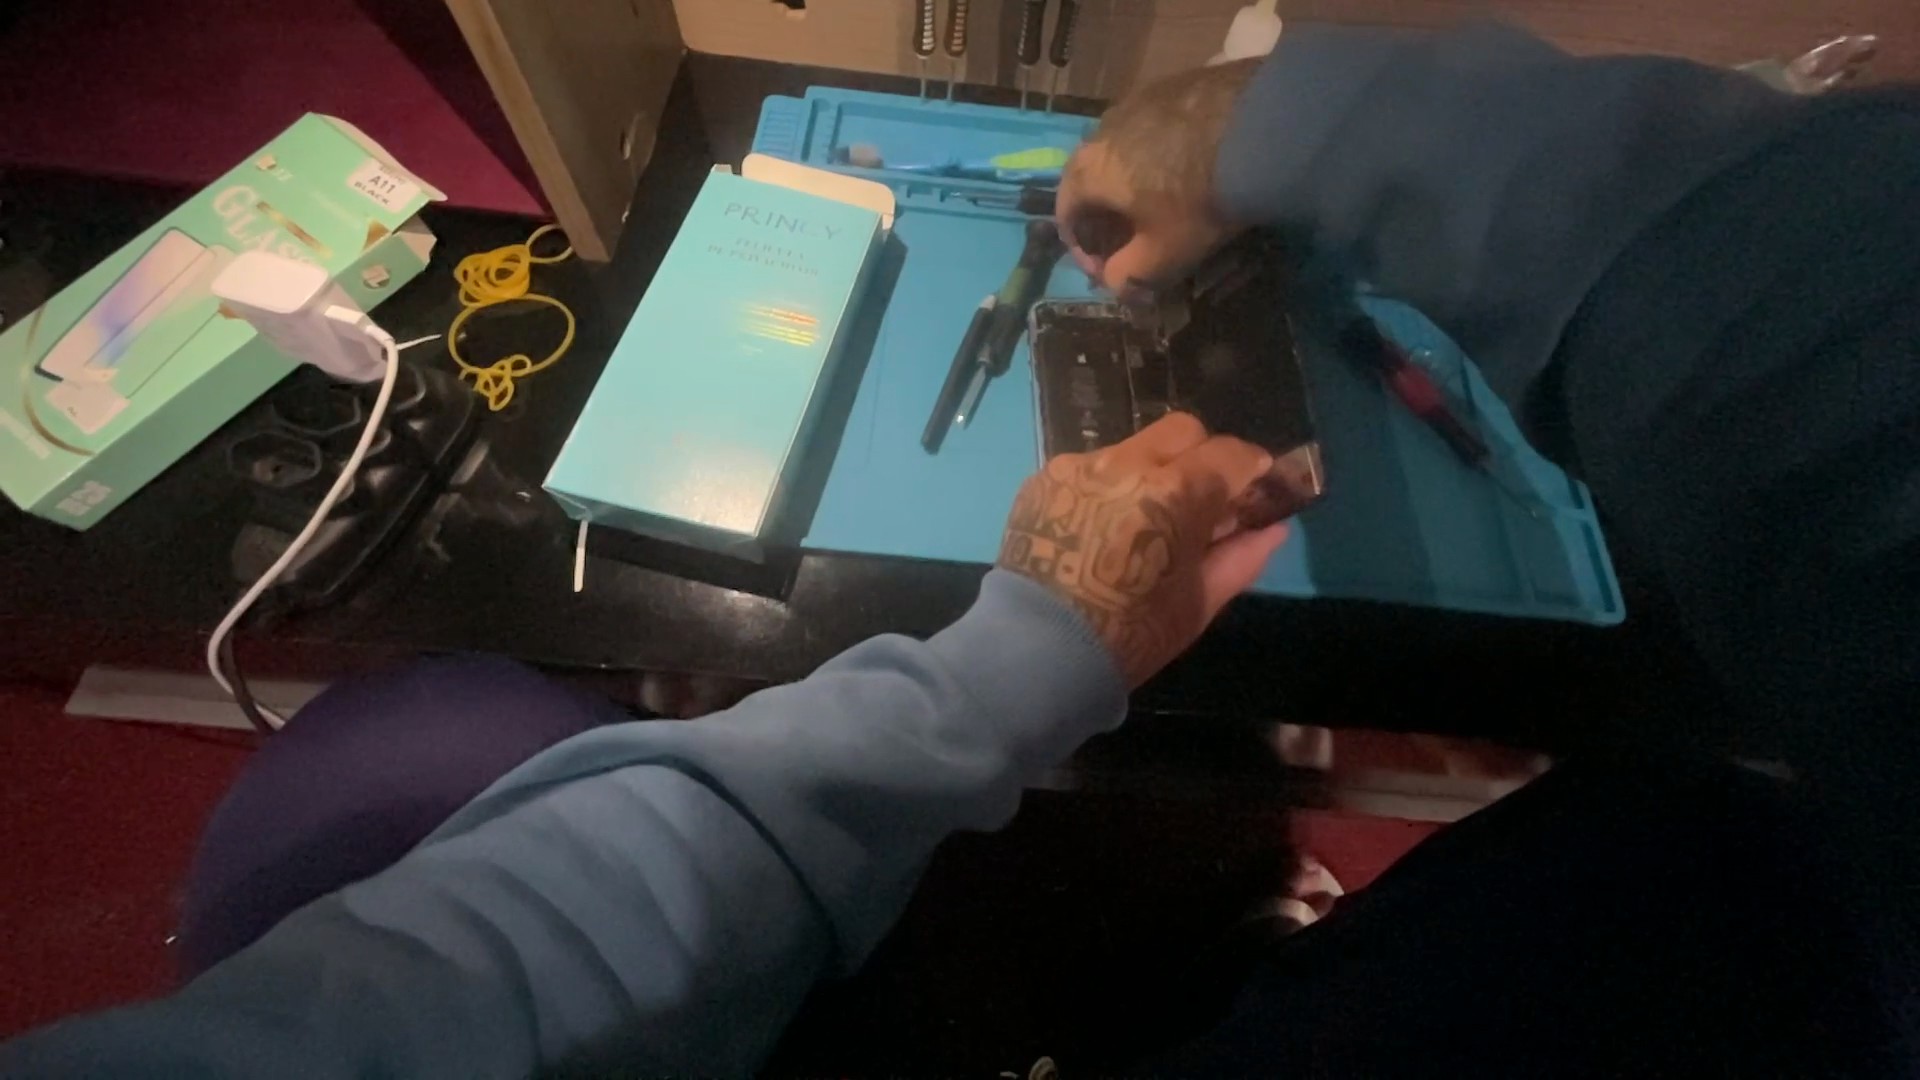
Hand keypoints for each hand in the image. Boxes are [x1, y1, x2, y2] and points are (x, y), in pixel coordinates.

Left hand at [997, 413, 1289, 687]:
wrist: (1036, 650)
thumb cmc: (1128, 635)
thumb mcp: (1197, 603)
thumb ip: (1241, 557)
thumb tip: (1272, 528)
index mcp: (1173, 493)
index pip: (1230, 453)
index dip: (1251, 468)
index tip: (1252, 489)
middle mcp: (1124, 464)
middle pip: (1181, 432)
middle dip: (1201, 458)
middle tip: (1199, 501)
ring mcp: (1077, 467)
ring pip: (1132, 446)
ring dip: (1150, 472)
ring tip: (1141, 521)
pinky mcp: (1042, 480)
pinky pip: (1090, 467)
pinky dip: (1107, 487)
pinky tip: (1099, 528)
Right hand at [1056, 58, 1263, 295]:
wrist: (1264, 126)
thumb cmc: (1196, 199)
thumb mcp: (1160, 255)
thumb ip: (1128, 276)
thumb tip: (1117, 285)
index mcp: (1087, 171)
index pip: (1066, 216)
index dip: (1084, 253)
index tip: (1109, 272)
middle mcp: (1102, 129)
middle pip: (1092, 184)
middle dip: (1108, 220)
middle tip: (1132, 244)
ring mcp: (1139, 100)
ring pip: (1122, 156)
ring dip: (1132, 187)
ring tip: (1161, 209)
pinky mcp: (1177, 83)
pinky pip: (1154, 132)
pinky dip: (1159, 159)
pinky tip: (1188, 173)